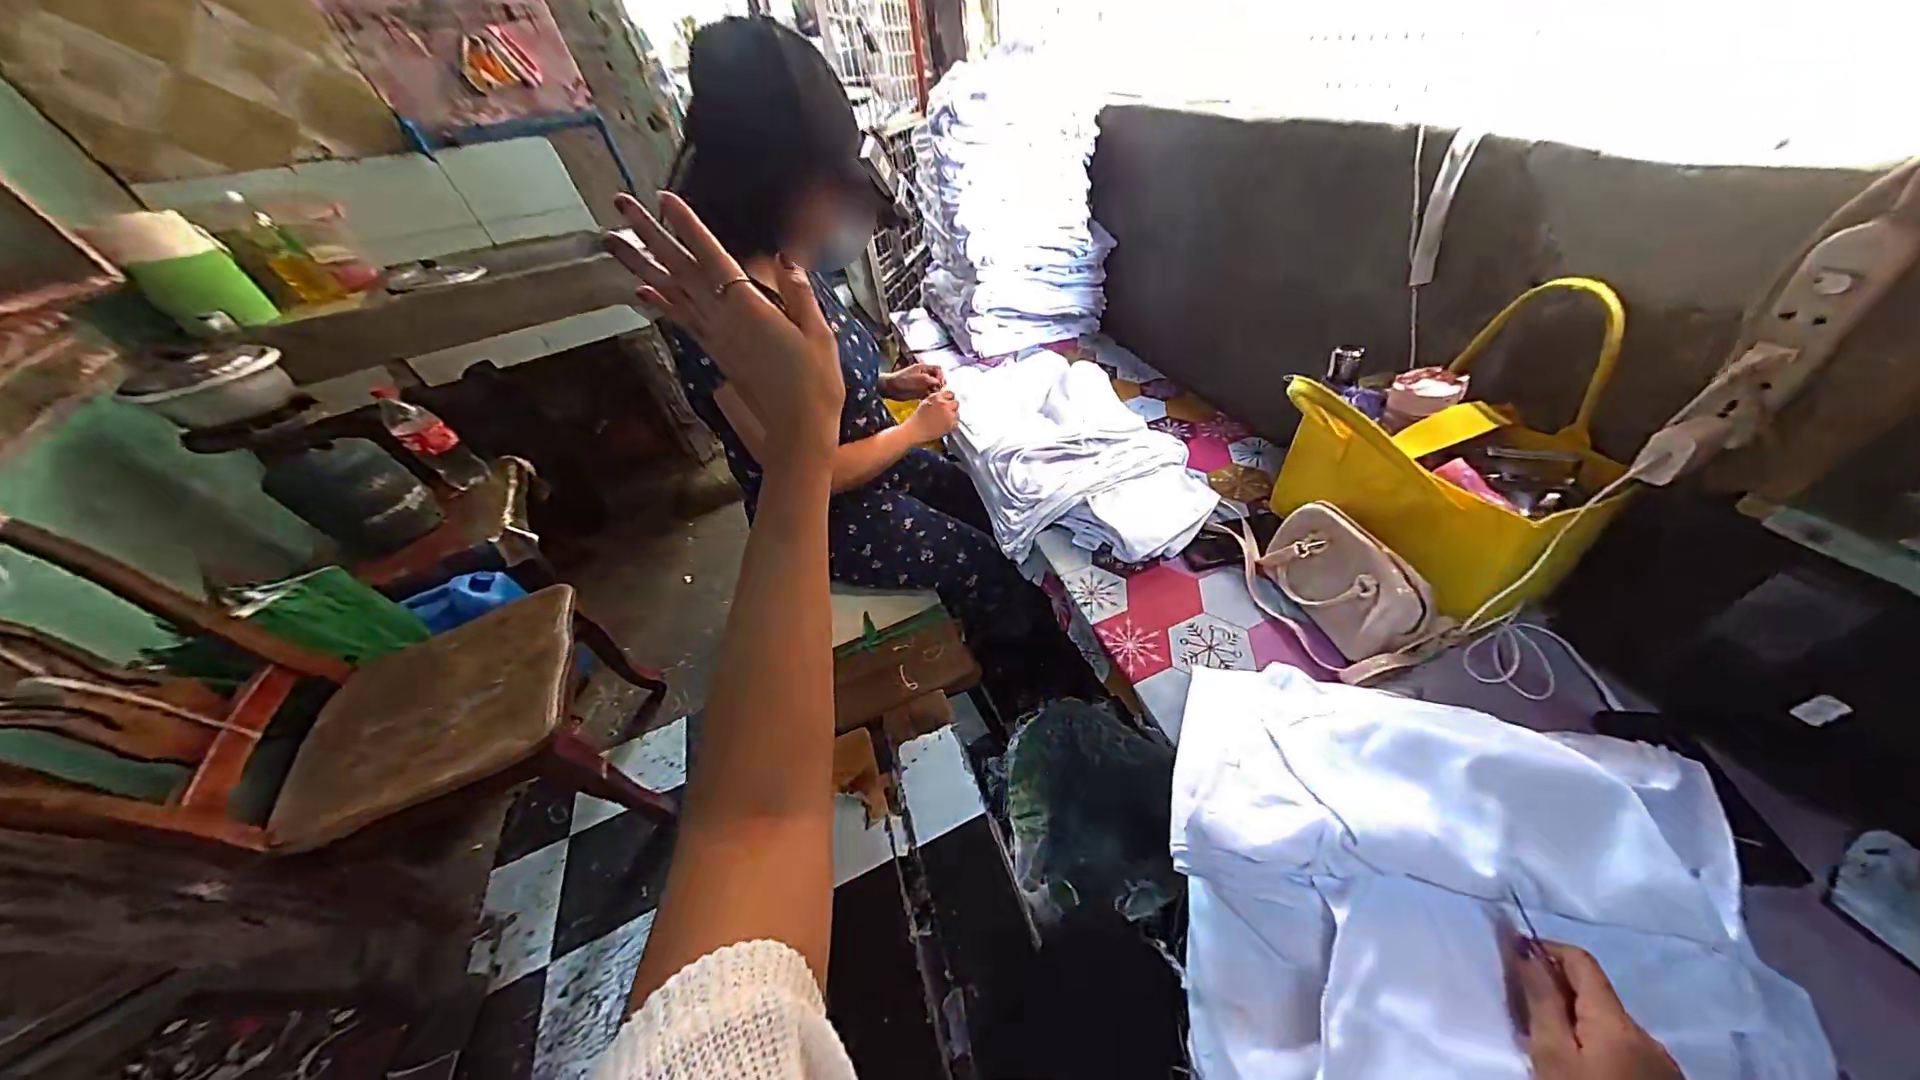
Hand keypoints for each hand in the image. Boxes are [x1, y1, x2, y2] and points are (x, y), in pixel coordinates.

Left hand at [607, 192, 843, 468]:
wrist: (799, 430)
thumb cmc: (815, 385)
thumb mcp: (819, 335)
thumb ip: (800, 295)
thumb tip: (787, 259)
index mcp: (751, 311)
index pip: (714, 259)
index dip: (690, 228)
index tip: (665, 199)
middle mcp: (725, 321)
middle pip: (682, 271)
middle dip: (651, 235)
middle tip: (620, 205)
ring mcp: (717, 339)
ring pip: (673, 294)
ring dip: (642, 267)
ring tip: (612, 242)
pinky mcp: (717, 355)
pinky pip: (684, 323)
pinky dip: (662, 305)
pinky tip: (643, 293)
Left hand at [882, 362, 944, 399]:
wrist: (890, 388)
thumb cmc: (903, 381)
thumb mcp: (919, 379)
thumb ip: (931, 380)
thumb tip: (939, 383)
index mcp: (924, 368)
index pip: (938, 369)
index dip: (941, 376)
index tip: (941, 383)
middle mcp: (924, 375)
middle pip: (937, 379)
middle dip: (939, 385)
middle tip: (938, 391)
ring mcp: (921, 384)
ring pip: (933, 387)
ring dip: (935, 392)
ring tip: (933, 396)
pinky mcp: (918, 392)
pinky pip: (927, 394)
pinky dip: (929, 396)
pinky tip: (928, 399)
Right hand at [904, 390, 959, 440]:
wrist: (916, 430)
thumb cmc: (918, 417)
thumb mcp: (926, 401)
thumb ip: (937, 397)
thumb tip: (945, 395)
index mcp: (938, 398)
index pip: (950, 393)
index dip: (949, 398)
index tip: (947, 401)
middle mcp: (945, 405)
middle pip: (956, 403)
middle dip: (952, 406)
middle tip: (946, 411)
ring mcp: (949, 416)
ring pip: (957, 413)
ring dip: (953, 415)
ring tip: (944, 419)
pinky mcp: (950, 426)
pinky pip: (956, 422)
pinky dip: (952, 423)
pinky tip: (944, 424)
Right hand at [1518, 941, 1682, 1079]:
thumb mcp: (1551, 1052)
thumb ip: (1541, 998)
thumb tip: (1527, 949)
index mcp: (1618, 1022)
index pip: (1582, 961)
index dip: (1546, 947)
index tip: (1514, 953)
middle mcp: (1647, 1036)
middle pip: (1594, 992)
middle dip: (1556, 988)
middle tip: (1520, 1004)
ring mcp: (1662, 1064)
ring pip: (1607, 1020)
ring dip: (1573, 1016)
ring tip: (1545, 1039)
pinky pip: (1622, 1045)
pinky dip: (1593, 1040)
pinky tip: (1578, 1064)